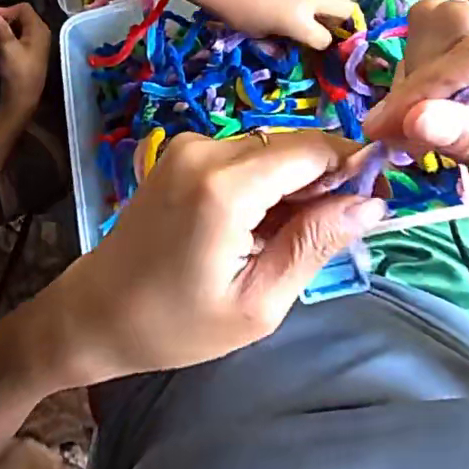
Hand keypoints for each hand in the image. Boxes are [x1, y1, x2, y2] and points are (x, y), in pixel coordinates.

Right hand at [0, 4, 49, 116]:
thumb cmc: (17, 72)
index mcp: (39, 29)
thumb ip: (0, 29)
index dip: (6, 10)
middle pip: (22, 16)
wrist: (23, 98)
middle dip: (4, 18)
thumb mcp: (7, 48)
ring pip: (19, 26)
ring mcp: (36, 43)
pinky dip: (7, 36)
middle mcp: (40, 32)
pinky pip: (18, 36)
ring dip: (4, 27)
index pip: (23, 8)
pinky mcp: (30, 52)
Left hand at [41, 131, 380, 381]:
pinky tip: (248, 225)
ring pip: (269, 148)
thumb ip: (314, 243)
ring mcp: (189, 144)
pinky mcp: (181, 150)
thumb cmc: (176, 324)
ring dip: (289, 184)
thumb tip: (371, 202)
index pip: (313, 148)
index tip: (368, 203)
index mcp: (225, 186)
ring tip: (274, 240)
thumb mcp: (258, 302)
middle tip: (319, 236)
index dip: (349, 167)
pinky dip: (261, 181)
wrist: (98, 309)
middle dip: (319, 181)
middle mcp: (206, 148)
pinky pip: (242, 153)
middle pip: (291, 144)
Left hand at [184, 0, 354, 48]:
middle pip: (346, 8)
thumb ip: (279, 36)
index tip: (312, 38)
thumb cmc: (233, 8)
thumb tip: (290, 37)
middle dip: (340, 16)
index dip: (319, 42)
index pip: (324, 39)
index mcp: (300, 22)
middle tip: (327, 15)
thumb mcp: (256, 32)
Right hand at [362, 0, 468, 272]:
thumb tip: (416, 115)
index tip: (385, 127)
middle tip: (399, 137)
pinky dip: (414, 87)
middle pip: (462, 24)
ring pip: (439, 28)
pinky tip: (422, 129)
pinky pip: (432, 51)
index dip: (434, 85)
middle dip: (422, 77)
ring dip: (414, 82)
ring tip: (413, 140)